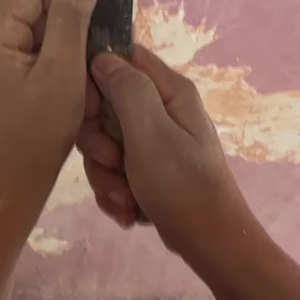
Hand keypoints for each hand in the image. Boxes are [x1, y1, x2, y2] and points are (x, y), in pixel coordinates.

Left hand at [0, 0, 102, 202]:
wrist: (10, 184)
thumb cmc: (39, 132)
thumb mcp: (63, 71)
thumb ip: (72, 16)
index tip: (95, 24)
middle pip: (27, 4)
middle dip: (63, 23)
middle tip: (88, 54)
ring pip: (27, 27)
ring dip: (57, 43)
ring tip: (75, 74)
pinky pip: (19, 48)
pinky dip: (44, 59)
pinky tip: (61, 83)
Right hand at [79, 46, 250, 257]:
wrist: (209, 243)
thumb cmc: (183, 185)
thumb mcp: (150, 133)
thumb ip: (126, 89)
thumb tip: (101, 56)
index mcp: (168, 91)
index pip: (121, 58)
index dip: (96, 80)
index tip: (90, 112)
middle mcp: (160, 110)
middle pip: (104, 106)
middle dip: (98, 142)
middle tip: (111, 162)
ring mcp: (153, 141)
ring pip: (103, 143)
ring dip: (105, 174)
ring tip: (125, 197)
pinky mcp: (146, 168)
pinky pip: (112, 169)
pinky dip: (114, 190)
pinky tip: (127, 209)